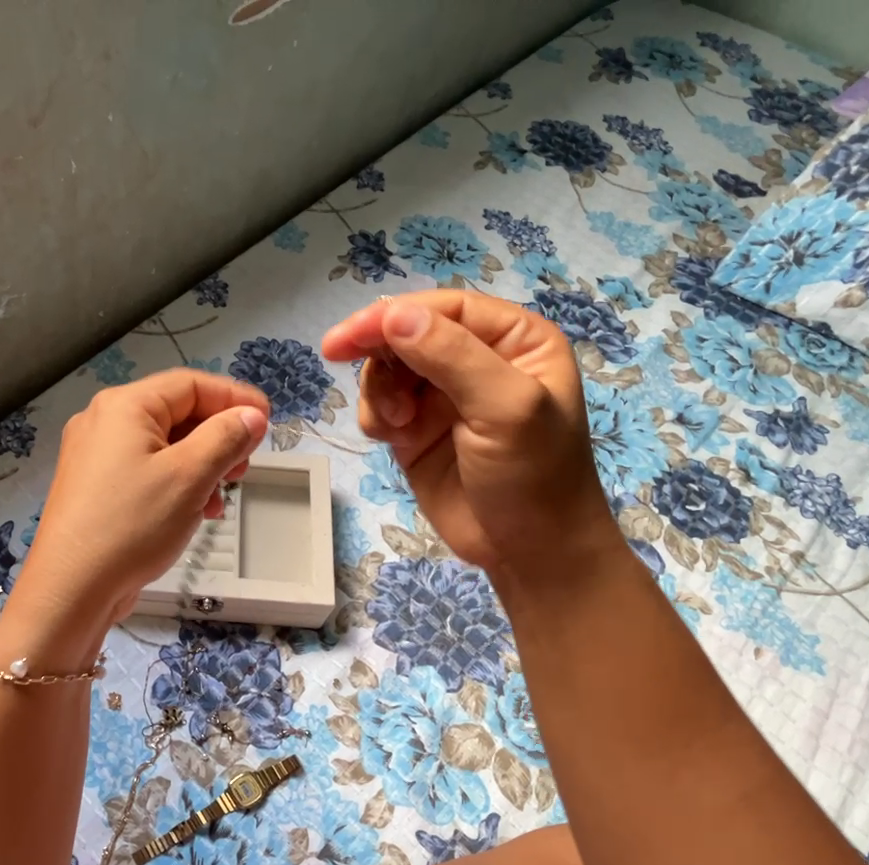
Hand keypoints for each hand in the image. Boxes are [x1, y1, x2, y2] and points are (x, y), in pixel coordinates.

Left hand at [21, 370, 270, 621]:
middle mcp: (103, 423)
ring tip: (220, 496)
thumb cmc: (131, 525)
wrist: (71, 588)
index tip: (267, 421)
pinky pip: (145, 473)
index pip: (190, 385)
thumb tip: (252, 416)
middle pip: (176, 414)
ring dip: (200, 466)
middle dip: (217, 438)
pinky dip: (176, 485)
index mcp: (124, 407)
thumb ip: (225, 438)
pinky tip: (194, 513)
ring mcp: (94, 458)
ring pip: (163, 448)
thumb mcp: (189, 477)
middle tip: (244, 468)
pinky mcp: (95, 491)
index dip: (234, 398)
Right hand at [321, 291, 617, 575]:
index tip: (348, 334)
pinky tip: (391, 438)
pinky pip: (379, 406)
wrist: (529, 552)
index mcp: (514, 340)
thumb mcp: (505, 409)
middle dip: (378, 349)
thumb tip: (392, 315)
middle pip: (409, 332)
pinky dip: (374, 416)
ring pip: (387, 369)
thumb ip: (451, 357)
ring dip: (377, 389)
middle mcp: (477, 360)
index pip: (445, 308)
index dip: (393, 314)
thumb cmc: (534, 475)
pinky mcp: (416, 432)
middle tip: (334, 355)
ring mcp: (444, 398)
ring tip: (395, 425)